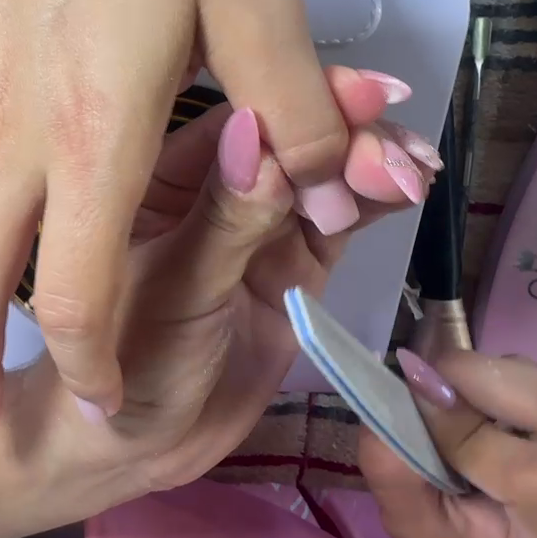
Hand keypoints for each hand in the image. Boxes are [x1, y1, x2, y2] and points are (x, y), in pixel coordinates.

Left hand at [11, 69, 438, 495]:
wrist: (133, 446)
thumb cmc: (125, 363)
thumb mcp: (172, 290)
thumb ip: (222, 224)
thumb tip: (264, 139)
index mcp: (153, 179)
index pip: (231, 126)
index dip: (291, 104)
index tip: (358, 91)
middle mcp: (205, 193)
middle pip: (281, 145)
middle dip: (340, 135)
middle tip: (395, 144)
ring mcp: (252, 230)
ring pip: (315, 181)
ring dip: (364, 167)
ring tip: (411, 166)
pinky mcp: (289, 270)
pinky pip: (334, 226)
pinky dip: (368, 206)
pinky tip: (408, 187)